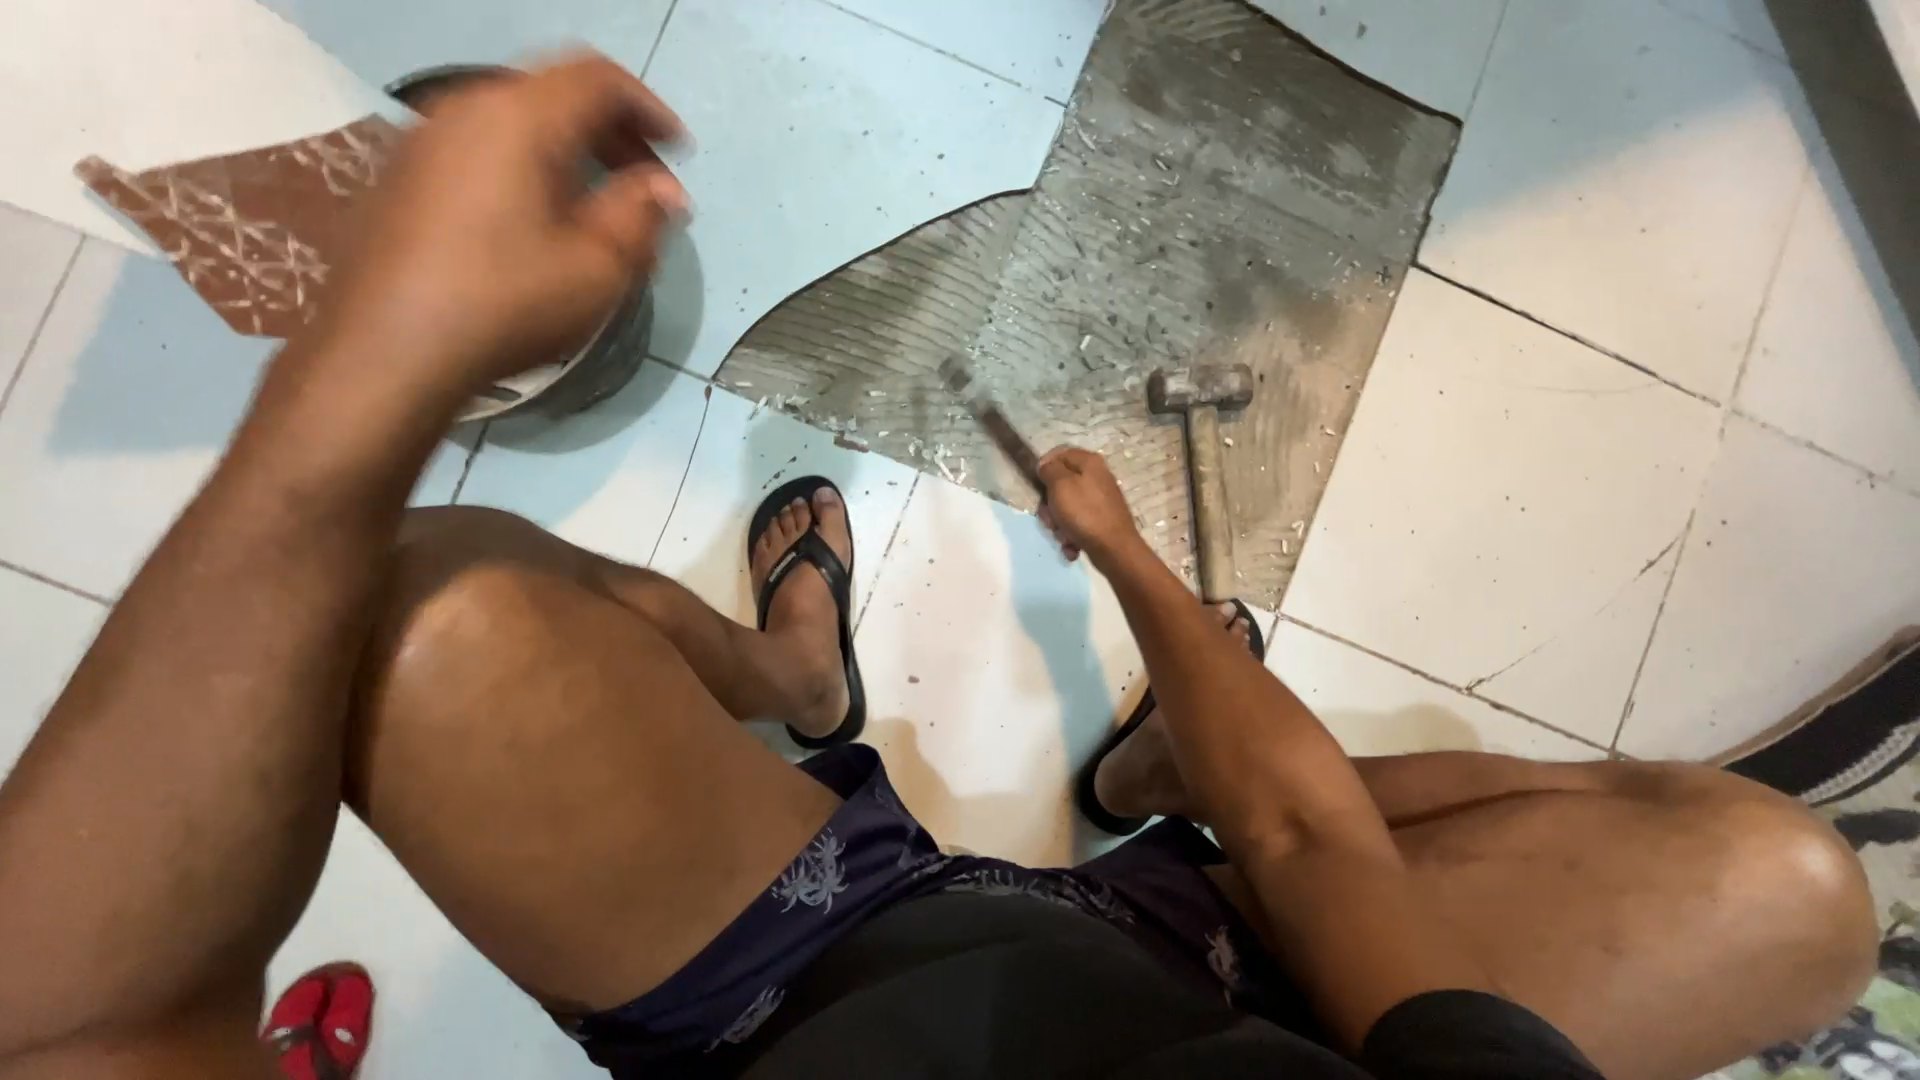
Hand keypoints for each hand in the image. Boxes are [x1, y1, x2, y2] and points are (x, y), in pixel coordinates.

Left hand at [309, 51, 687, 404]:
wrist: (390, 347)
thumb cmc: (508, 302)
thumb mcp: (598, 267)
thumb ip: (641, 215)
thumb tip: (664, 189)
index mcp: (519, 119)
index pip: (596, 78)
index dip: (648, 107)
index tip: (679, 151)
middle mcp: (466, 108)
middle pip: (554, 93)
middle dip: (614, 132)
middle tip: (648, 184)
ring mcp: (427, 138)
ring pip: (518, 120)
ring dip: (573, 151)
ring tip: (602, 207)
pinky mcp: (407, 174)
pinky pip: (486, 147)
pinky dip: (532, 165)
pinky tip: (544, 221)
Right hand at [1036, 447, 1145, 565]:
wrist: (1114, 549)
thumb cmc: (1084, 513)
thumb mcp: (1060, 485)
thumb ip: (1050, 469)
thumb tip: (1045, 465)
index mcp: (1089, 462)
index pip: (1058, 454)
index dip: (1044, 468)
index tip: (1037, 486)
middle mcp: (1096, 477)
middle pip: (1060, 484)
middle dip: (1050, 504)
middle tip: (1051, 517)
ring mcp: (1099, 499)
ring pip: (1065, 506)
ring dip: (1059, 524)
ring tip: (1064, 536)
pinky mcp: (1100, 519)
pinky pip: (1076, 523)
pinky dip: (1071, 535)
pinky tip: (1072, 545)